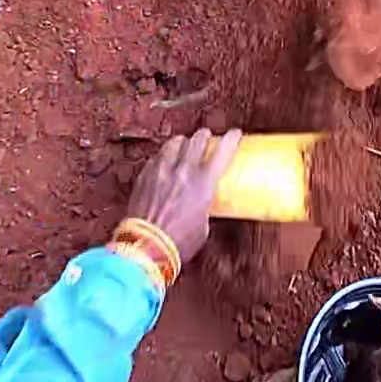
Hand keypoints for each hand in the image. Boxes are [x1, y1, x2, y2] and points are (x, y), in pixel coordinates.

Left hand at [124, 128, 241, 261]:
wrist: (145, 247)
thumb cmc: (179, 242)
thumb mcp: (203, 226)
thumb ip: (205, 208)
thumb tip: (203, 206)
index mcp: (204, 182)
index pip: (223, 150)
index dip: (231, 138)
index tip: (235, 134)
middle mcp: (185, 170)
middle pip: (198, 139)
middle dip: (204, 136)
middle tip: (206, 138)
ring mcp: (163, 170)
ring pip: (175, 143)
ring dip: (182, 143)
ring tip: (183, 146)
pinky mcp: (145, 175)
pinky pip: (156, 157)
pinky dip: (163, 158)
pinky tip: (163, 164)